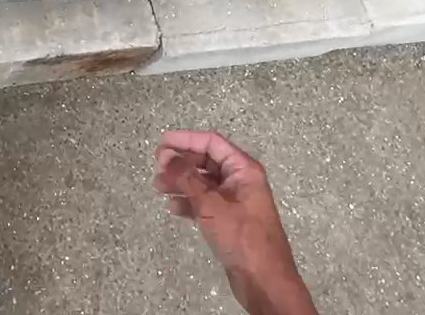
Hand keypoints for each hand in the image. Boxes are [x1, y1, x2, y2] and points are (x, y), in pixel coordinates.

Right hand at [154, 131, 317, 314]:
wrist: (265, 284)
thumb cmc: (242, 238)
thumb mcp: (211, 204)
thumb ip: (187, 178)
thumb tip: (168, 155)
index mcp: (244, 170)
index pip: (211, 143)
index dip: (186, 139)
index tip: (162, 143)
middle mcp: (240, 181)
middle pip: (206, 161)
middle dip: (181, 163)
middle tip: (158, 167)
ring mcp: (235, 201)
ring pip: (203, 182)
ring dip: (180, 182)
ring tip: (159, 187)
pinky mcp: (229, 220)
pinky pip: (205, 202)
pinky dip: (189, 202)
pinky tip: (175, 208)